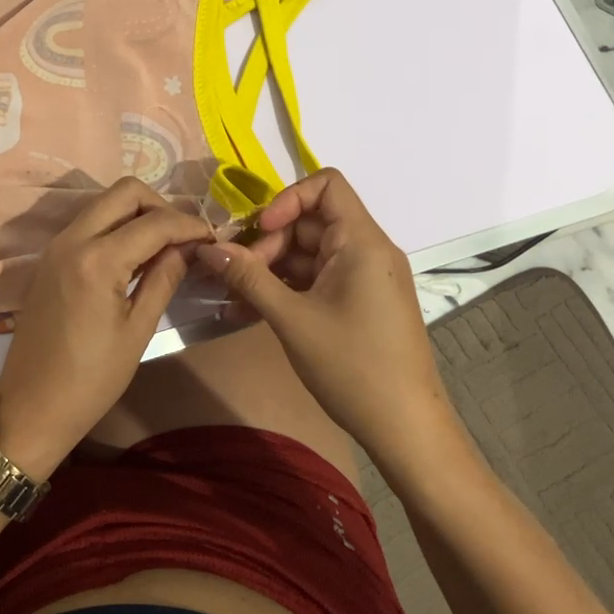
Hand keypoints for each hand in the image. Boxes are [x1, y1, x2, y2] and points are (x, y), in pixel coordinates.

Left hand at [0, 178, 211, 478]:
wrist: (30, 407)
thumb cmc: (91, 380)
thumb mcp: (137, 331)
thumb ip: (164, 278)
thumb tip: (189, 247)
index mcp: (96, 259)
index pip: (155, 221)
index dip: (190, 225)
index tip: (213, 239)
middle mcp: (72, 239)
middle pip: (124, 192)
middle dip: (161, 206)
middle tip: (184, 238)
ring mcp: (56, 245)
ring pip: (104, 203)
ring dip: (137, 213)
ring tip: (164, 247)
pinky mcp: (49, 258)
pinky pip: (88, 223)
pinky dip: (115, 226)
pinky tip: (134, 256)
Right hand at [195, 169, 459, 477]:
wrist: (406, 428)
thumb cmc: (353, 367)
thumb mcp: (292, 320)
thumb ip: (248, 278)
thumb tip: (207, 248)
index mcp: (362, 242)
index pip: (327, 185)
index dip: (287, 198)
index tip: (260, 231)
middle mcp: (368, 251)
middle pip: (310, 221)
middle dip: (269, 242)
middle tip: (236, 275)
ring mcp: (365, 278)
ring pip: (309, 252)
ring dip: (271, 269)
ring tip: (235, 297)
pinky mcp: (360, 302)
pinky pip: (318, 278)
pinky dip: (288, 288)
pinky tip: (252, 310)